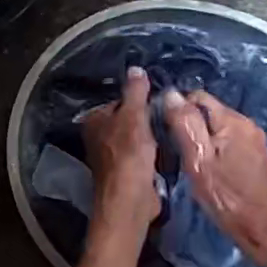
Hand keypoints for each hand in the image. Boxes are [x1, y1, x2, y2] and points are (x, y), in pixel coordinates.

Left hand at [82, 67, 159, 225]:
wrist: (130, 197)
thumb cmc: (128, 153)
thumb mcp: (134, 116)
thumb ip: (135, 92)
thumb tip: (135, 68)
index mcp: (94, 121)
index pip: (119, 101)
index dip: (139, 99)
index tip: (160, 100)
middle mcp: (98, 137)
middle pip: (128, 119)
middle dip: (147, 118)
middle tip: (170, 113)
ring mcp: (111, 155)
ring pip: (137, 137)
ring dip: (153, 135)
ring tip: (173, 128)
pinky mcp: (126, 170)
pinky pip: (143, 153)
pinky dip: (154, 151)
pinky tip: (168, 149)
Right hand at [162, 89, 266, 257]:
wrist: (259, 228)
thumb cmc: (224, 196)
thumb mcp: (197, 160)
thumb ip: (184, 124)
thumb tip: (170, 94)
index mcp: (232, 121)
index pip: (197, 96)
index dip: (176, 107)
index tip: (162, 127)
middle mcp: (247, 124)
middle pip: (208, 110)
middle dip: (188, 121)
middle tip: (172, 146)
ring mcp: (254, 139)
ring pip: (216, 125)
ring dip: (200, 135)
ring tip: (186, 156)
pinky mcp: (255, 153)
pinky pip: (226, 138)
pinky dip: (212, 145)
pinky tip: (204, 164)